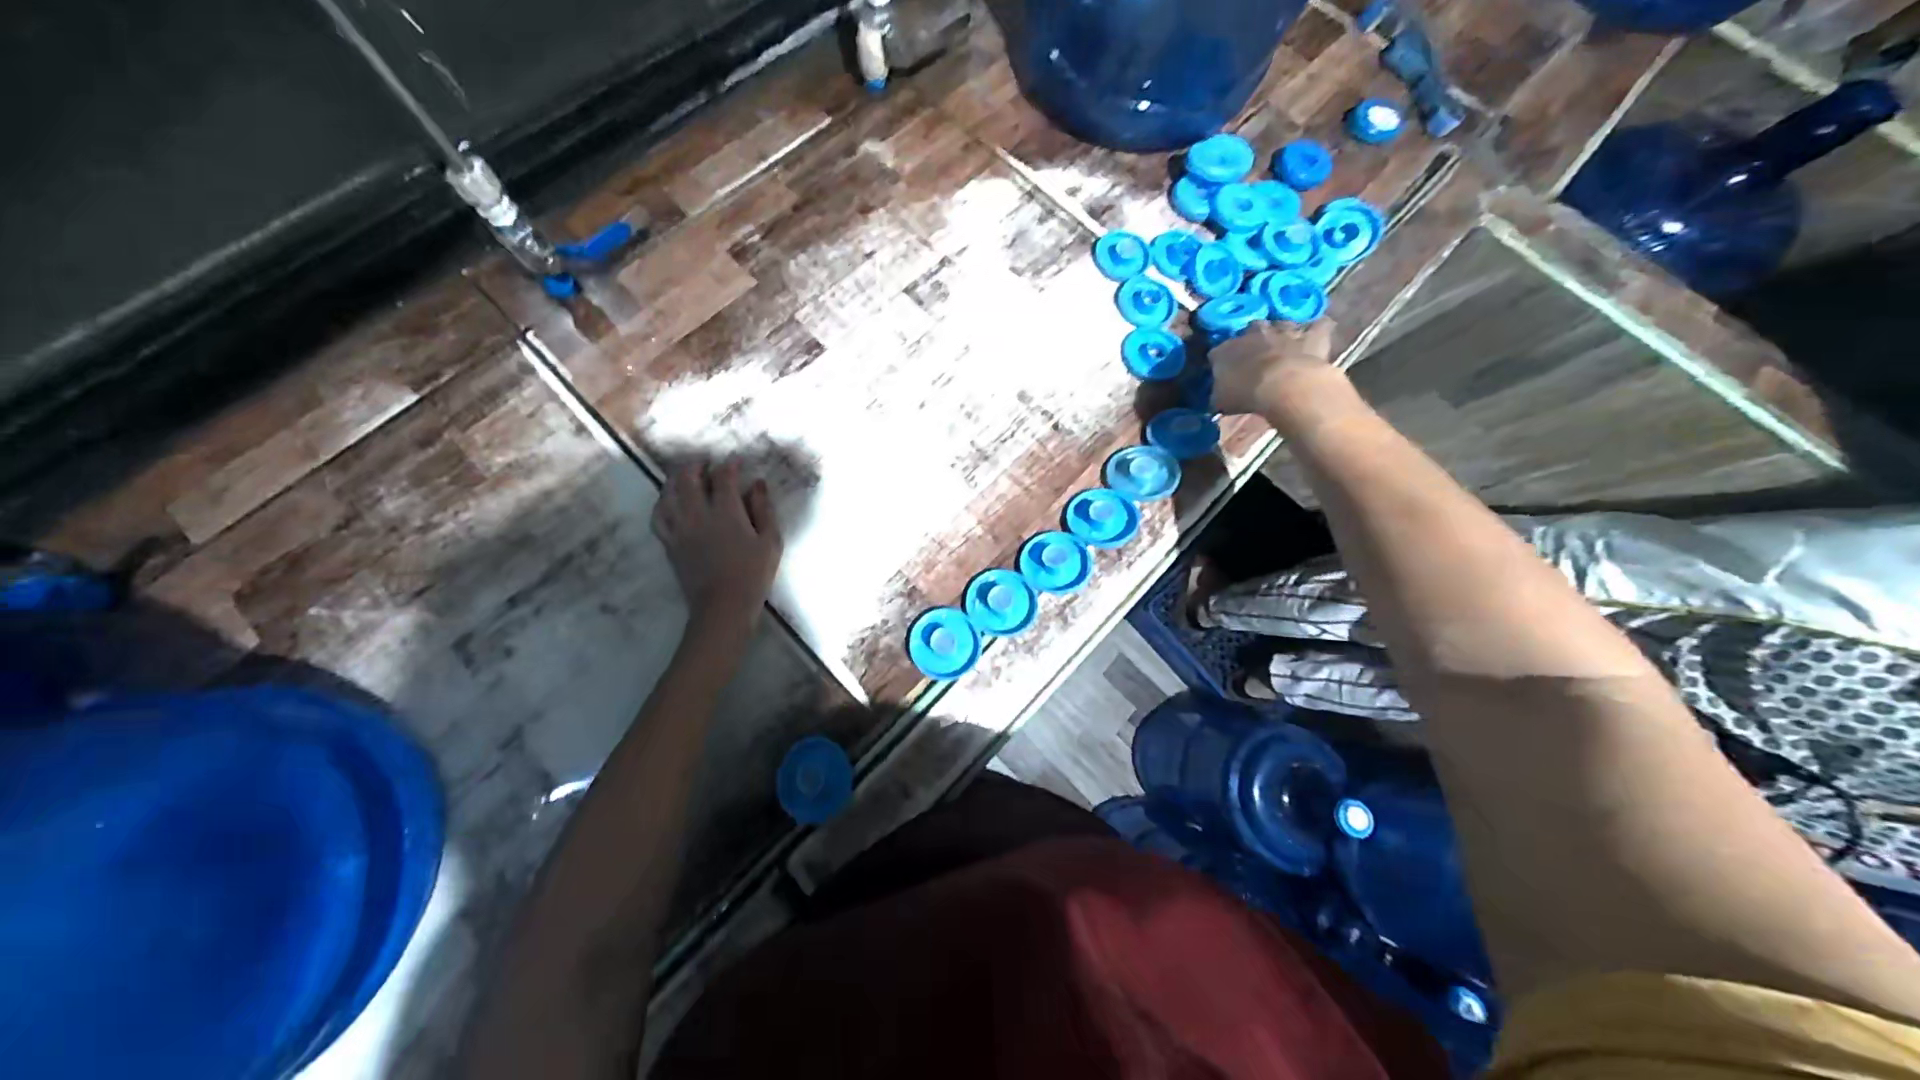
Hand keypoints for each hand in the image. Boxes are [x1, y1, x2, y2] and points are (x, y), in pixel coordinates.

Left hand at [651, 461, 782, 631]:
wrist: (723, 606)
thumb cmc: (753, 575)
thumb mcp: (771, 541)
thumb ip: (764, 509)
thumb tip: (758, 484)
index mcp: (726, 512)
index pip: (723, 477)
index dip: (729, 465)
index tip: (736, 461)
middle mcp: (698, 514)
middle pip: (688, 478)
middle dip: (696, 466)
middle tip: (706, 464)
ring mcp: (679, 528)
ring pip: (669, 493)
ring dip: (676, 479)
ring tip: (685, 476)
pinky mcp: (669, 543)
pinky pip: (658, 516)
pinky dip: (662, 502)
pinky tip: (669, 501)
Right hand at [1209, 320, 1340, 420]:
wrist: (1285, 386)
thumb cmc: (1247, 395)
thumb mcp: (1221, 401)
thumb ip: (1218, 393)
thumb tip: (1217, 395)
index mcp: (1226, 349)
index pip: (1217, 352)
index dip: (1221, 362)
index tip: (1224, 373)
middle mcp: (1253, 332)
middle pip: (1250, 331)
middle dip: (1252, 341)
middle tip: (1255, 357)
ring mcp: (1285, 329)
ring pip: (1281, 323)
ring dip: (1282, 332)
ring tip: (1284, 346)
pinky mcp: (1313, 334)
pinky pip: (1318, 326)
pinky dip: (1317, 329)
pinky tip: (1317, 334)